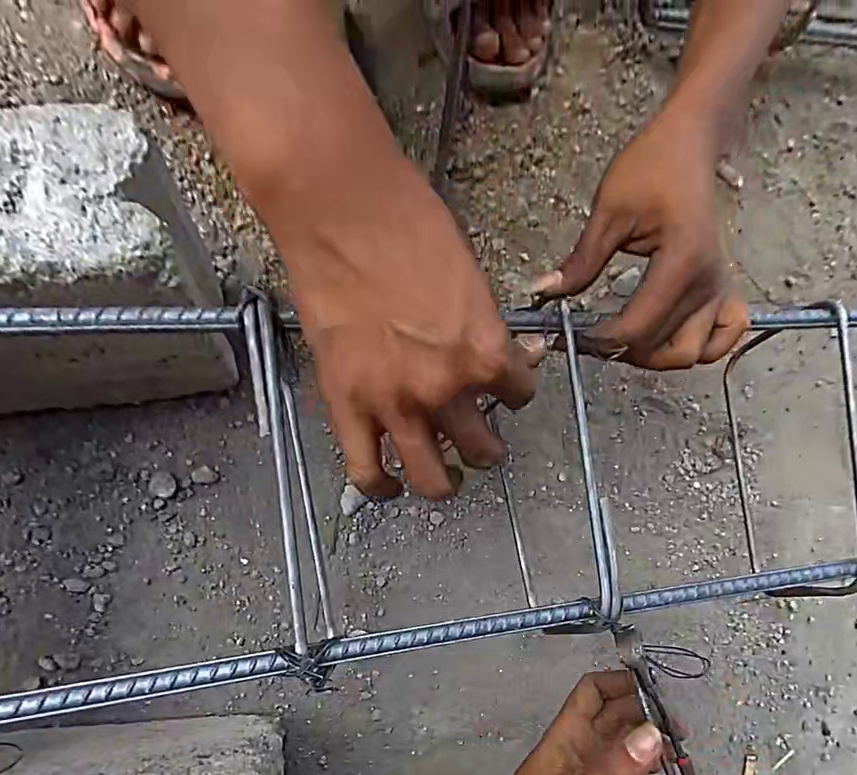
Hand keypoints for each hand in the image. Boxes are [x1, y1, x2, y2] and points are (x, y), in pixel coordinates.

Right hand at [283, 166, 540, 499]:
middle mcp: (444, 388)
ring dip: (447, 482)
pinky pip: (367, 472)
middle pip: (481, 448)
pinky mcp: (347, 404)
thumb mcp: (471, 278)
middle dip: (489, 449)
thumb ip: (487, 331)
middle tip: (484, 445)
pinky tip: (391, 487)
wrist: (337, 204)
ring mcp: (394, 403)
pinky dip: (381, 488)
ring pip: (432, 478)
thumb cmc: (407, 223)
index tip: (508, 387)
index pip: (519, 394)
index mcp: (483, 352)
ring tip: (449, 478)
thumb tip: (509, 355)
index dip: (517, 390)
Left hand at [455, 671, 664, 774]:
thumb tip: (651, 735)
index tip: (656, 692)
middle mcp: (571, 748)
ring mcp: (577, 771)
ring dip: (641, 738)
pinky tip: (651, 771)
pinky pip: (613, 767)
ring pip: (614, 740)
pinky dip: (635, 763)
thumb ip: (615, 769)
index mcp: (564, 737)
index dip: (622, 683)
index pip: (593, 690)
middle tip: (675, 727)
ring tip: (672, 748)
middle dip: (642, 712)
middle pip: (609, 712)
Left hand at [534, 108, 748, 369]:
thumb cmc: (653, 166)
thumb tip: (546, 293)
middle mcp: (708, 284)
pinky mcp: (723, 291)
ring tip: (627, 340)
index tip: (574, 334)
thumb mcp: (609, 210)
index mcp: (682, 262)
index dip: (601, 340)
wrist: (692, 144)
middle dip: (625, 353)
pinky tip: (673, 338)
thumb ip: (581, 261)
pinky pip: (721, 340)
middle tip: (596, 337)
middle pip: (664, 351)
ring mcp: (719, 290)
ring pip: (691, 354)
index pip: (637, 328)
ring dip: (657, 358)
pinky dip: (700, 350)